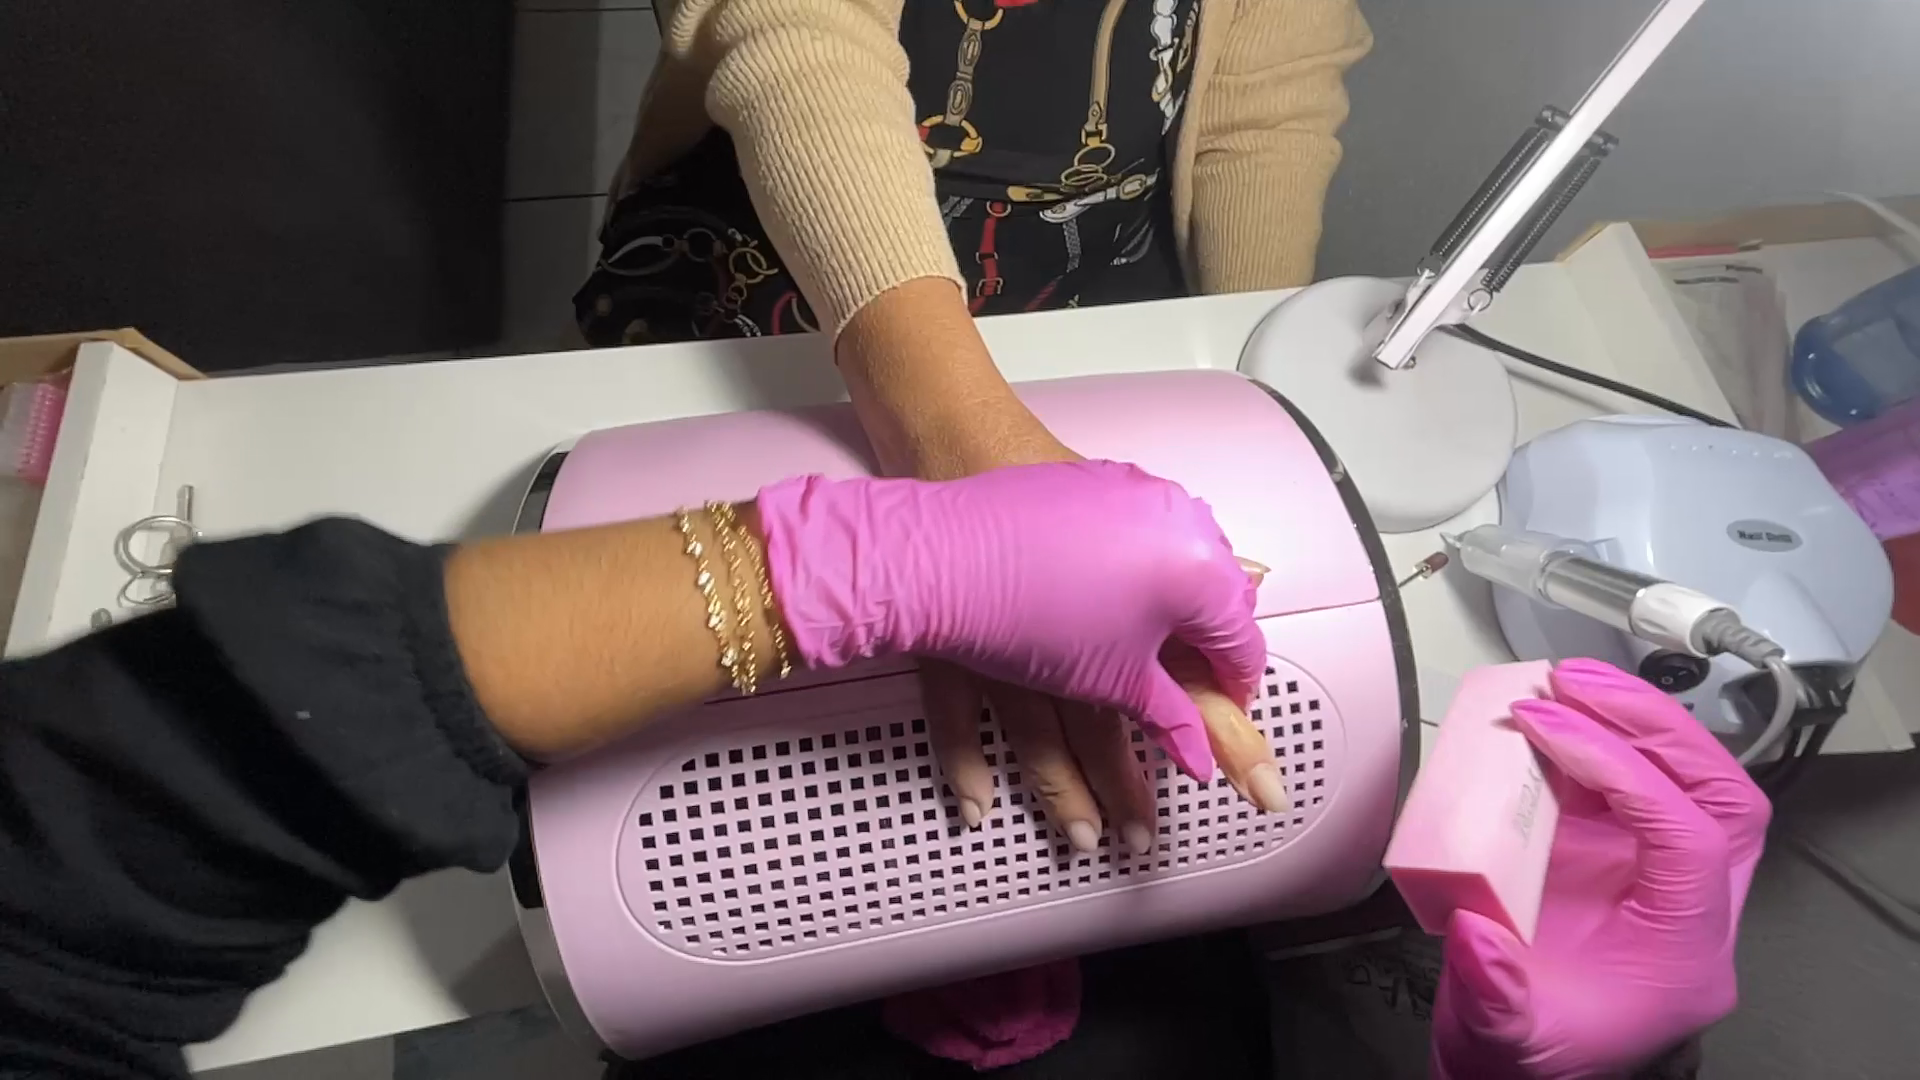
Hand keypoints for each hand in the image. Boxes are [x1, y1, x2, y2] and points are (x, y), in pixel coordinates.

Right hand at [904, 422, 1286, 855]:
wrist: (962, 454)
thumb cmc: (1044, 474)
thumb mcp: (1136, 501)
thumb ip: (1197, 544)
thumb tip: (1259, 567)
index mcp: (1133, 603)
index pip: (1197, 678)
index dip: (1229, 717)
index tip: (1246, 754)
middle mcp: (1079, 641)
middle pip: (1118, 729)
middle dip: (1138, 788)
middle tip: (1153, 842)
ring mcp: (1015, 651)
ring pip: (1049, 740)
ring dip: (1067, 794)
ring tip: (1087, 840)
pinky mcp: (960, 651)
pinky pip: (961, 718)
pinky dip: (968, 764)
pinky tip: (980, 808)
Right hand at [1431, 659, 1770, 1079]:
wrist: (1517, 1052)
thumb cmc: (1526, 1045)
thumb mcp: (1506, 1034)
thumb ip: (1493, 992)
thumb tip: (1477, 933)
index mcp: (1679, 946)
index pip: (1689, 835)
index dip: (1621, 769)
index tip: (1544, 726)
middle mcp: (1679, 899)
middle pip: (1716, 794)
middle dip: (1653, 725)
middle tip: (1574, 683)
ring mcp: (1645, 870)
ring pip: (1681, 778)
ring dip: (1628, 719)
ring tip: (1562, 681)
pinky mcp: (1601, 849)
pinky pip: (1615, 779)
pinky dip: (1585, 737)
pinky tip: (1542, 715)